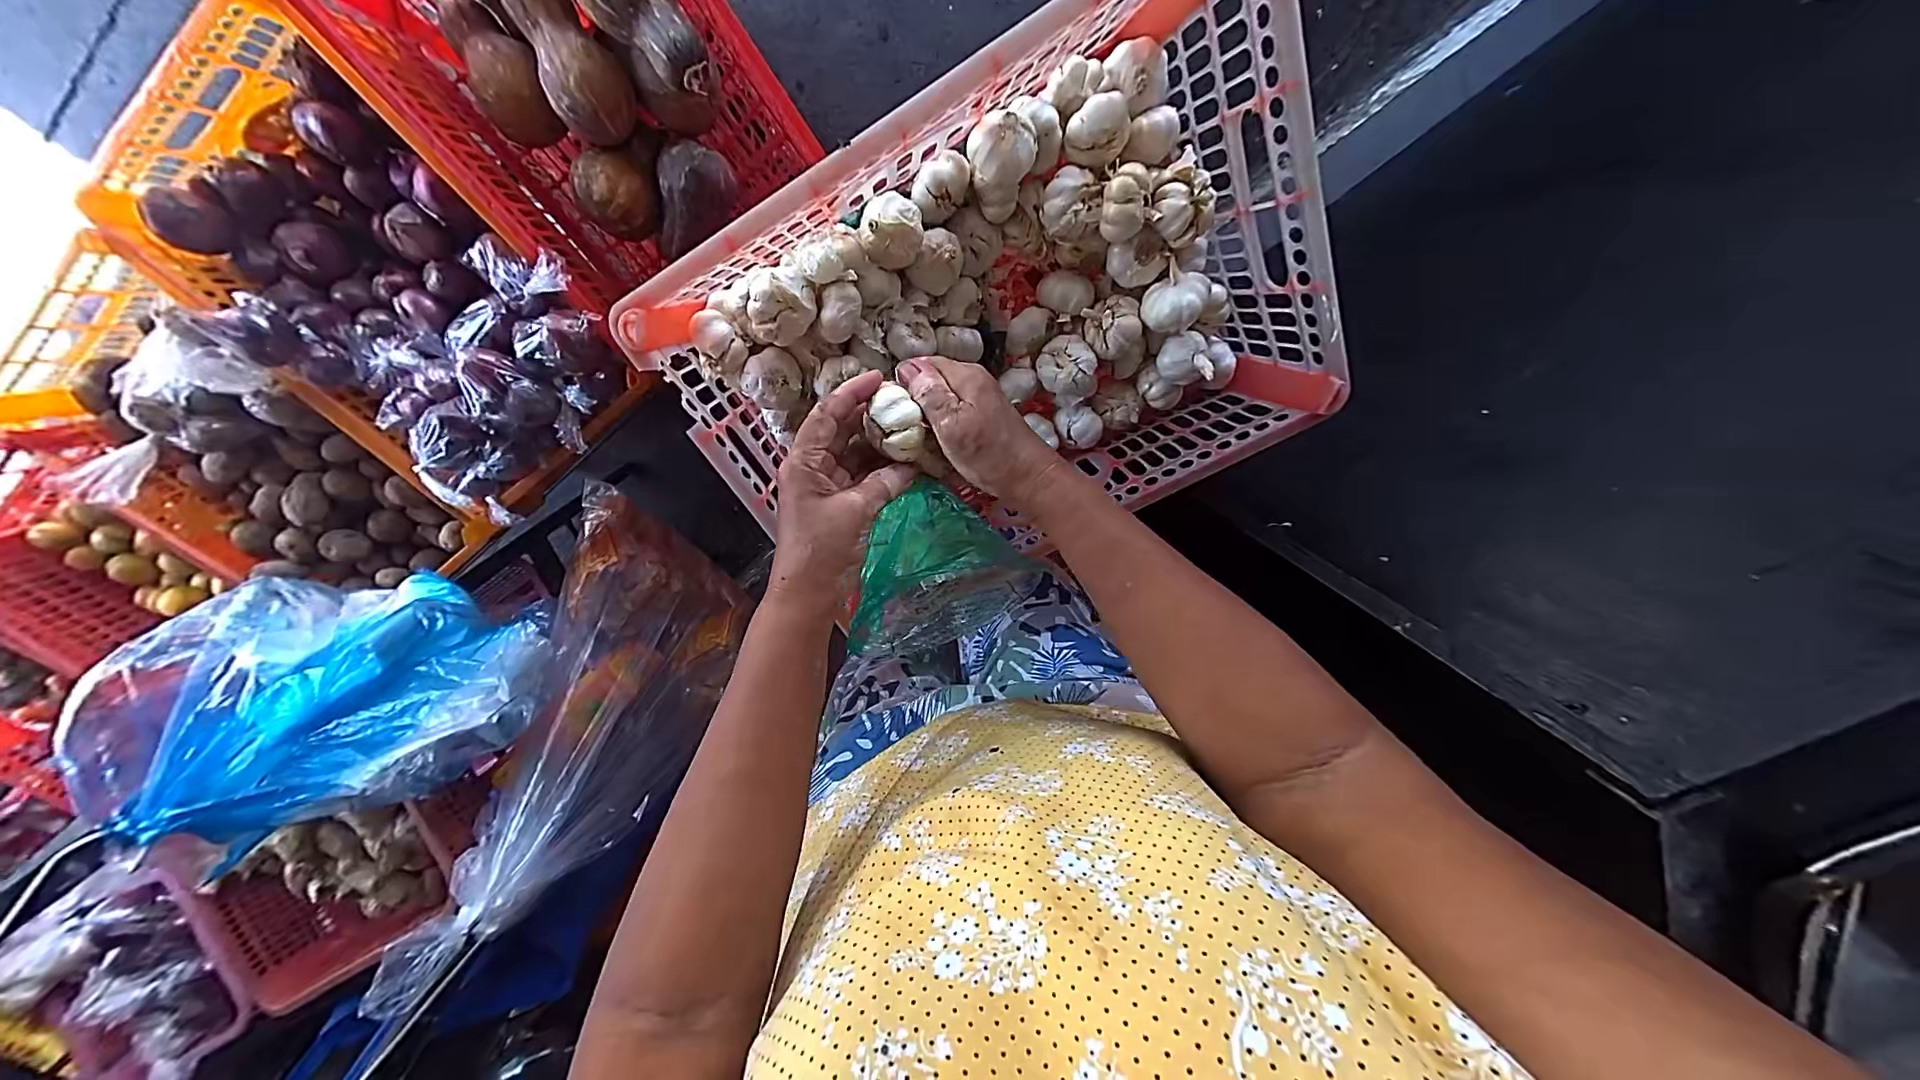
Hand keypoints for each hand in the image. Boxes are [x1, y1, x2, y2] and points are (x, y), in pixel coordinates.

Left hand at [769, 370, 914, 609]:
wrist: (808, 593)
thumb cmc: (821, 549)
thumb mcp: (854, 511)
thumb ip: (884, 484)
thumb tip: (911, 466)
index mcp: (804, 462)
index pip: (827, 416)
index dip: (851, 394)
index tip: (878, 378)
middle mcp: (812, 468)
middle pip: (841, 431)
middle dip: (869, 416)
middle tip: (901, 403)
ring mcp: (826, 486)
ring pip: (855, 454)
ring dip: (879, 444)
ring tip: (908, 428)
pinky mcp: (840, 503)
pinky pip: (863, 477)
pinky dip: (882, 470)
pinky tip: (905, 461)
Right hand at [896, 357, 1062, 504]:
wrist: (1029, 479)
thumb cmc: (990, 455)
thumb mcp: (953, 425)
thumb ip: (930, 395)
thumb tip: (907, 368)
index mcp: (965, 375)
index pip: (921, 365)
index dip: (903, 384)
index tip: (892, 410)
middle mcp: (973, 380)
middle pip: (931, 381)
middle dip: (914, 402)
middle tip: (902, 429)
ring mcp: (979, 398)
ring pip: (940, 399)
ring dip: (926, 417)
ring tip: (917, 439)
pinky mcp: (982, 417)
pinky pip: (952, 414)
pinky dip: (941, 427)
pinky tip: (937, 445)